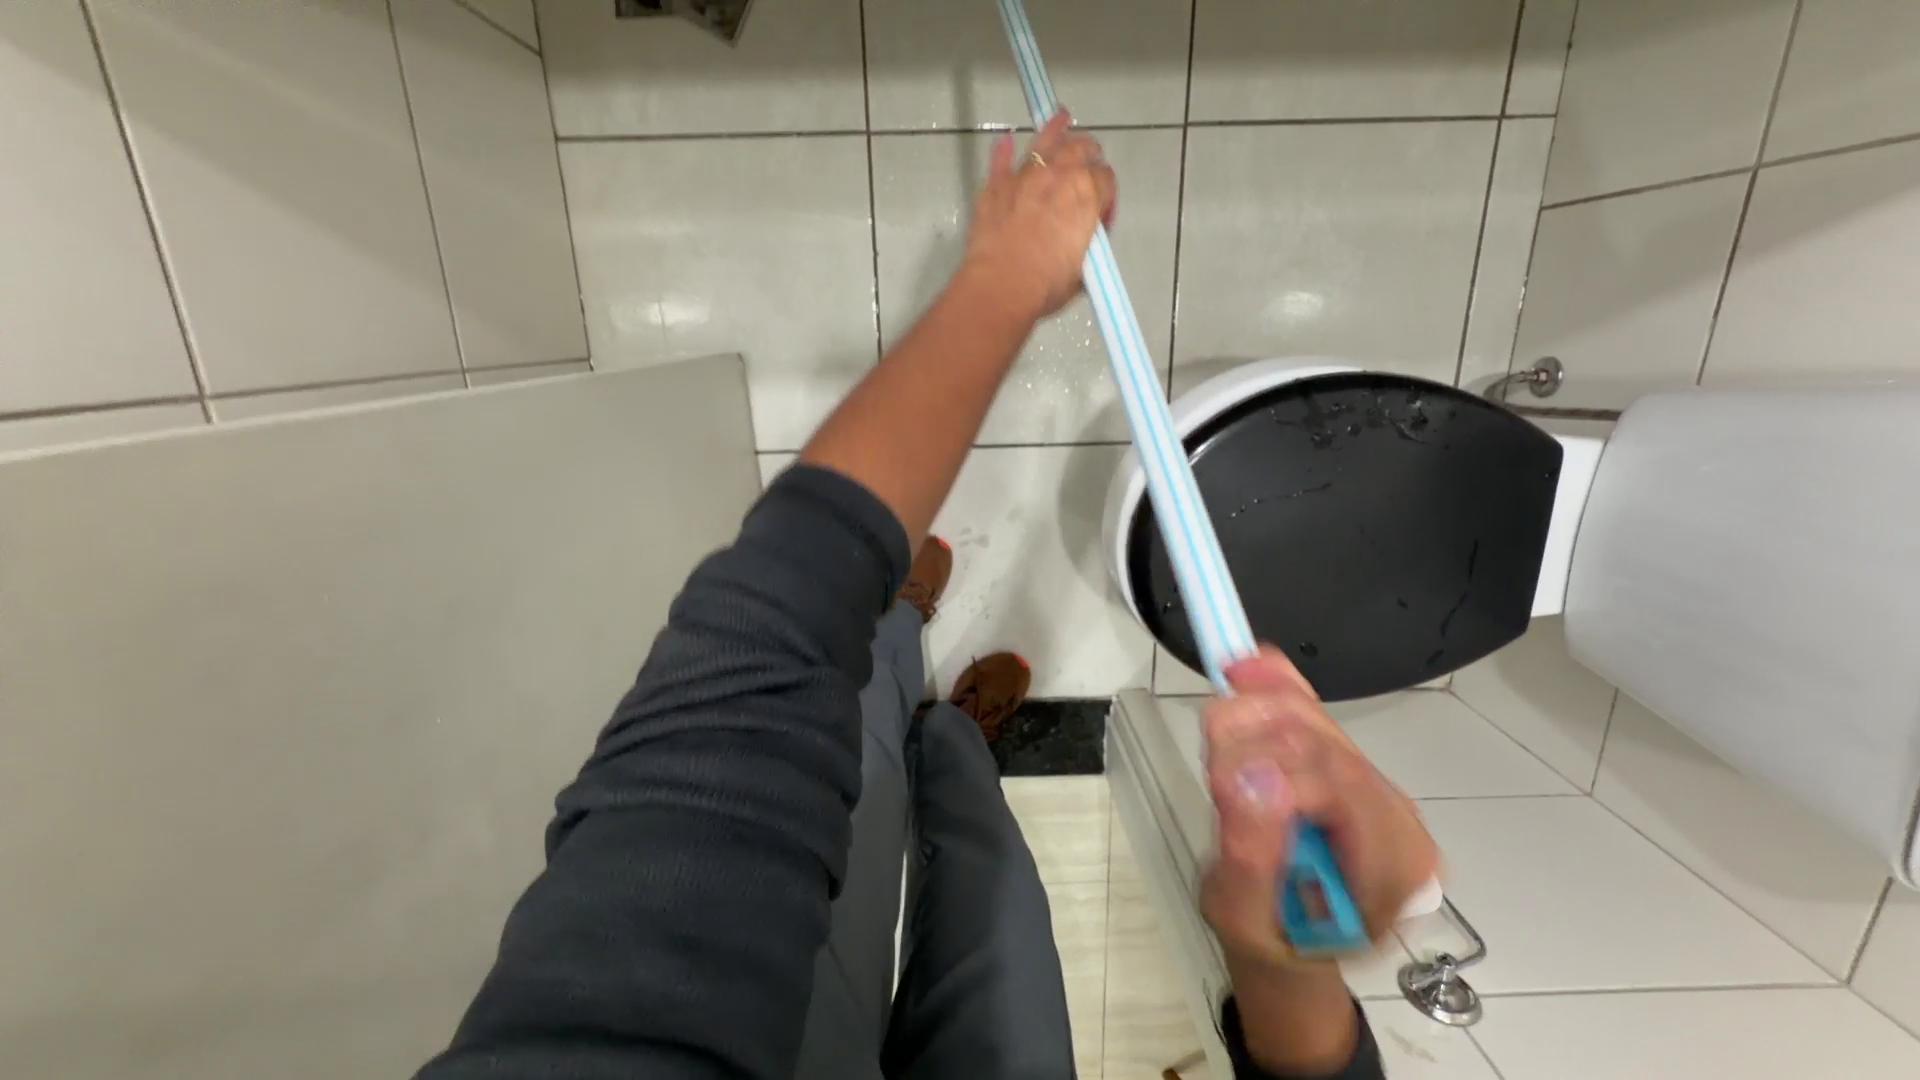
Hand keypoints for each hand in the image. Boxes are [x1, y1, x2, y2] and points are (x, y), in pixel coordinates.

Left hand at [957, 109, 1117, 323]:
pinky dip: (1004, 149)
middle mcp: (1059, 175)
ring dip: (1055, 128)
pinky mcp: (995, 185)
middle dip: (1089, 152)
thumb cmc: (1046, 285)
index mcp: (1087, 194)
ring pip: (1045, 141)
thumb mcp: (1083, 270)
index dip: (1107, 195)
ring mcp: (1025, 176)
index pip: (1107, 179)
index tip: (1101, 213)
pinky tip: (1005, 140)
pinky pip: (1001, 159)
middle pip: (1081, 148)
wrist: (1001, 287)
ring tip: (1062, 116)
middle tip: (1090, 159)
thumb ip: (1087, 244)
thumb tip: (1084, 240)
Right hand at [1200, 647, 1439, 971]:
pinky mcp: (1345, 765)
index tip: (1220, 779)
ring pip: (1315, 721)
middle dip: (1257, 736)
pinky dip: (1275, 686)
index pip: (1339, 784)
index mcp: (1392, 865)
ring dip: (1258, 710)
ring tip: (1218, 727)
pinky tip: (1244, 667)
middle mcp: (1397, 816)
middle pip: (1325, 743)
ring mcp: (1375, 786)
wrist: (1293, 942)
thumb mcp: (1248, 918)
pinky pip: (1315, 711)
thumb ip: (1252, 854)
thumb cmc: (1272, 940)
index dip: (1274, 768)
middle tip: (1211, 755)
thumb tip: (1250, 777)